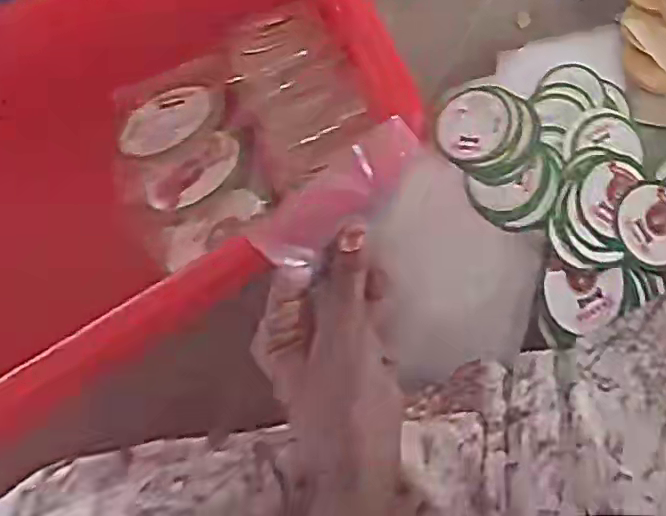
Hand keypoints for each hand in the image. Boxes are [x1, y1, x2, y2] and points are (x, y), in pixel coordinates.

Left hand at [251, 227, 404, 486]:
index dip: (322, 240)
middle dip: (351, 259)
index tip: (353, 211)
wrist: (365, 454)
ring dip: (368, 277)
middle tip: (372, 252)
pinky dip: (377, 293)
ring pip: (349, 284)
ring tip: (381, 288)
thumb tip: (352, 226)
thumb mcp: (344, 335)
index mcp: (277, 326)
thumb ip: (347, 281)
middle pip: (325, 272)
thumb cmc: (341, 399)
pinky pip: (366, 300)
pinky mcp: (357, 337)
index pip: (297, 268)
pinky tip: (387, 297)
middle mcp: (299, 324)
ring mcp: (329, 330)